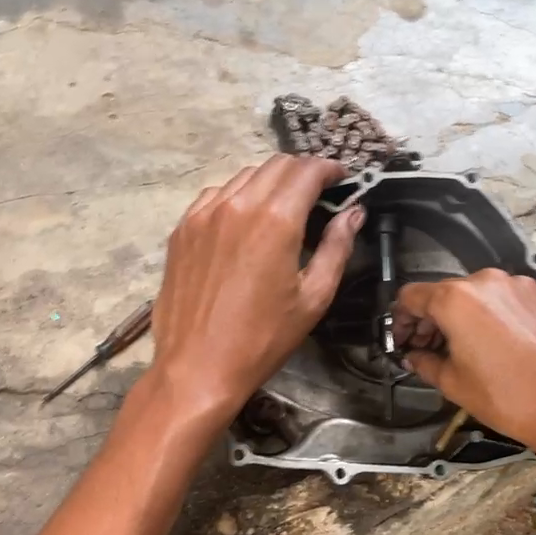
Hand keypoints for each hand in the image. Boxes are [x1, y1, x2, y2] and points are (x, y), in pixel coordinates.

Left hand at [145, 155, 363, 426]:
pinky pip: (214, 196)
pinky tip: (243, 223)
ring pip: (243, 177)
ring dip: (268, 183)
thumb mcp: (312, 299)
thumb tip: (353, 213)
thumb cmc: (262, 340)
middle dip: (301, 172)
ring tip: (281, 208)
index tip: (341, 178)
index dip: (330, 169)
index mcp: (275, 220)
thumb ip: (336, 248)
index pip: (307, 170)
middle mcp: (237, 205)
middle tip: (317, 193)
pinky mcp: (182, 230)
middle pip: (275, 166)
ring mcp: (203, 214)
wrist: (197, 368)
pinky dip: (236, 198)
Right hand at [394, 270, 535, 453]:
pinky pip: (499, 300)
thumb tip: (414, 357)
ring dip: (457, 318)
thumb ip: (425, 363)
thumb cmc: (509, 397)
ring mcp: (516, 285)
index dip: (400, 319)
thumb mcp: (453, 384)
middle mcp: (485, 282)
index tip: (401, 340)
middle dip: (429, 320)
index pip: (411, 296)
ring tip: (456, 351)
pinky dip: (485, 316)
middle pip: (442, 293)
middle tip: (424, 349)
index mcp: (456, 299)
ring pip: (472, 295)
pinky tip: (487, 346)